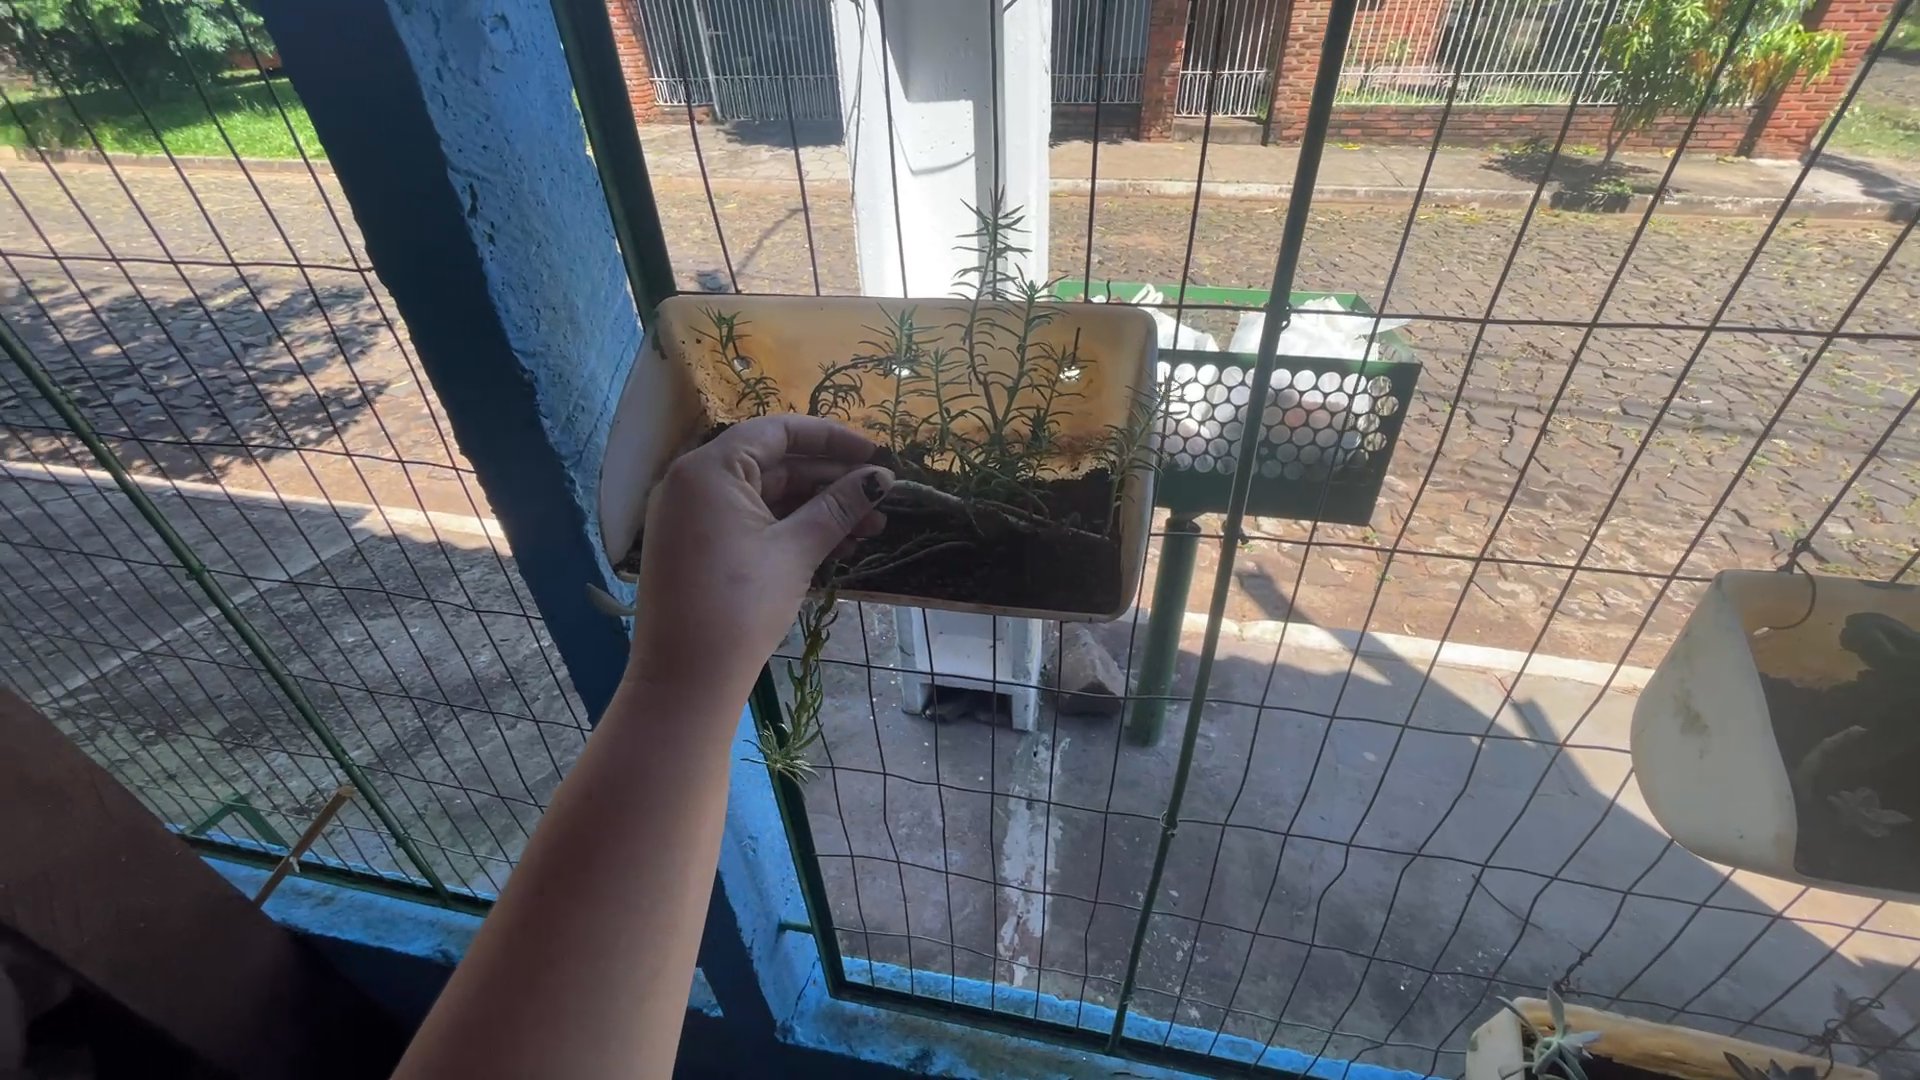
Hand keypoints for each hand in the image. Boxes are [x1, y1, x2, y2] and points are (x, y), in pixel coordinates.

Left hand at [627, 414, 892, 697]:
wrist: (687, 679)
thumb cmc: (741, 603)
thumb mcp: (796, 549)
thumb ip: (840, 506)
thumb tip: (882, 478)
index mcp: (710, 468)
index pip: (778, 431)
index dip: (832, 439)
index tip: (875, 454)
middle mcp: (695, 482)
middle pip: (776, 465)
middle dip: (833, 483)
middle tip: (880, 501)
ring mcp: (695, 516)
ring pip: (770, 498)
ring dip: (820, 510)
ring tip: (869, 531)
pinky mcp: (701, 547)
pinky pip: (754, 523)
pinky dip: (793, 530)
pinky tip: (837, 545)